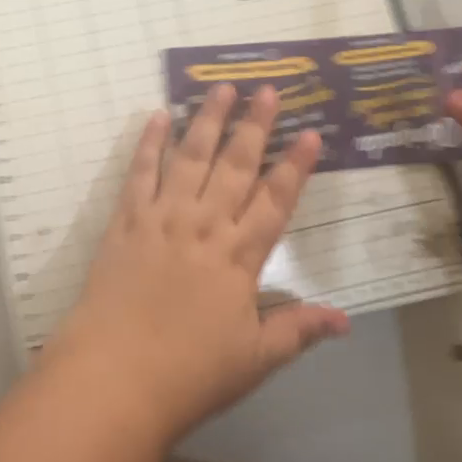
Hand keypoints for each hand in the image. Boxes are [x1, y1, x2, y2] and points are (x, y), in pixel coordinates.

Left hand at [42, 84, 350, 440]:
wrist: (116, 373)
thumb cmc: (190, 373)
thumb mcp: (255, 359)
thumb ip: (298, 331)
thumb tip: (345, 319)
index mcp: (239, 258)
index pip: (276, 201)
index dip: (294, 166)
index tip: (310, 132)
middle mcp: (203, 225)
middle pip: (235, 166)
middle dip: (254, 126)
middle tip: (267, 90)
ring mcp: (162, 217)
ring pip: (190, 157)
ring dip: (207, 121)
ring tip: (220, 88)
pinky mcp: (125, 220)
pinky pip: (140, 172)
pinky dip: (149, 142)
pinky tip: (158, 117)